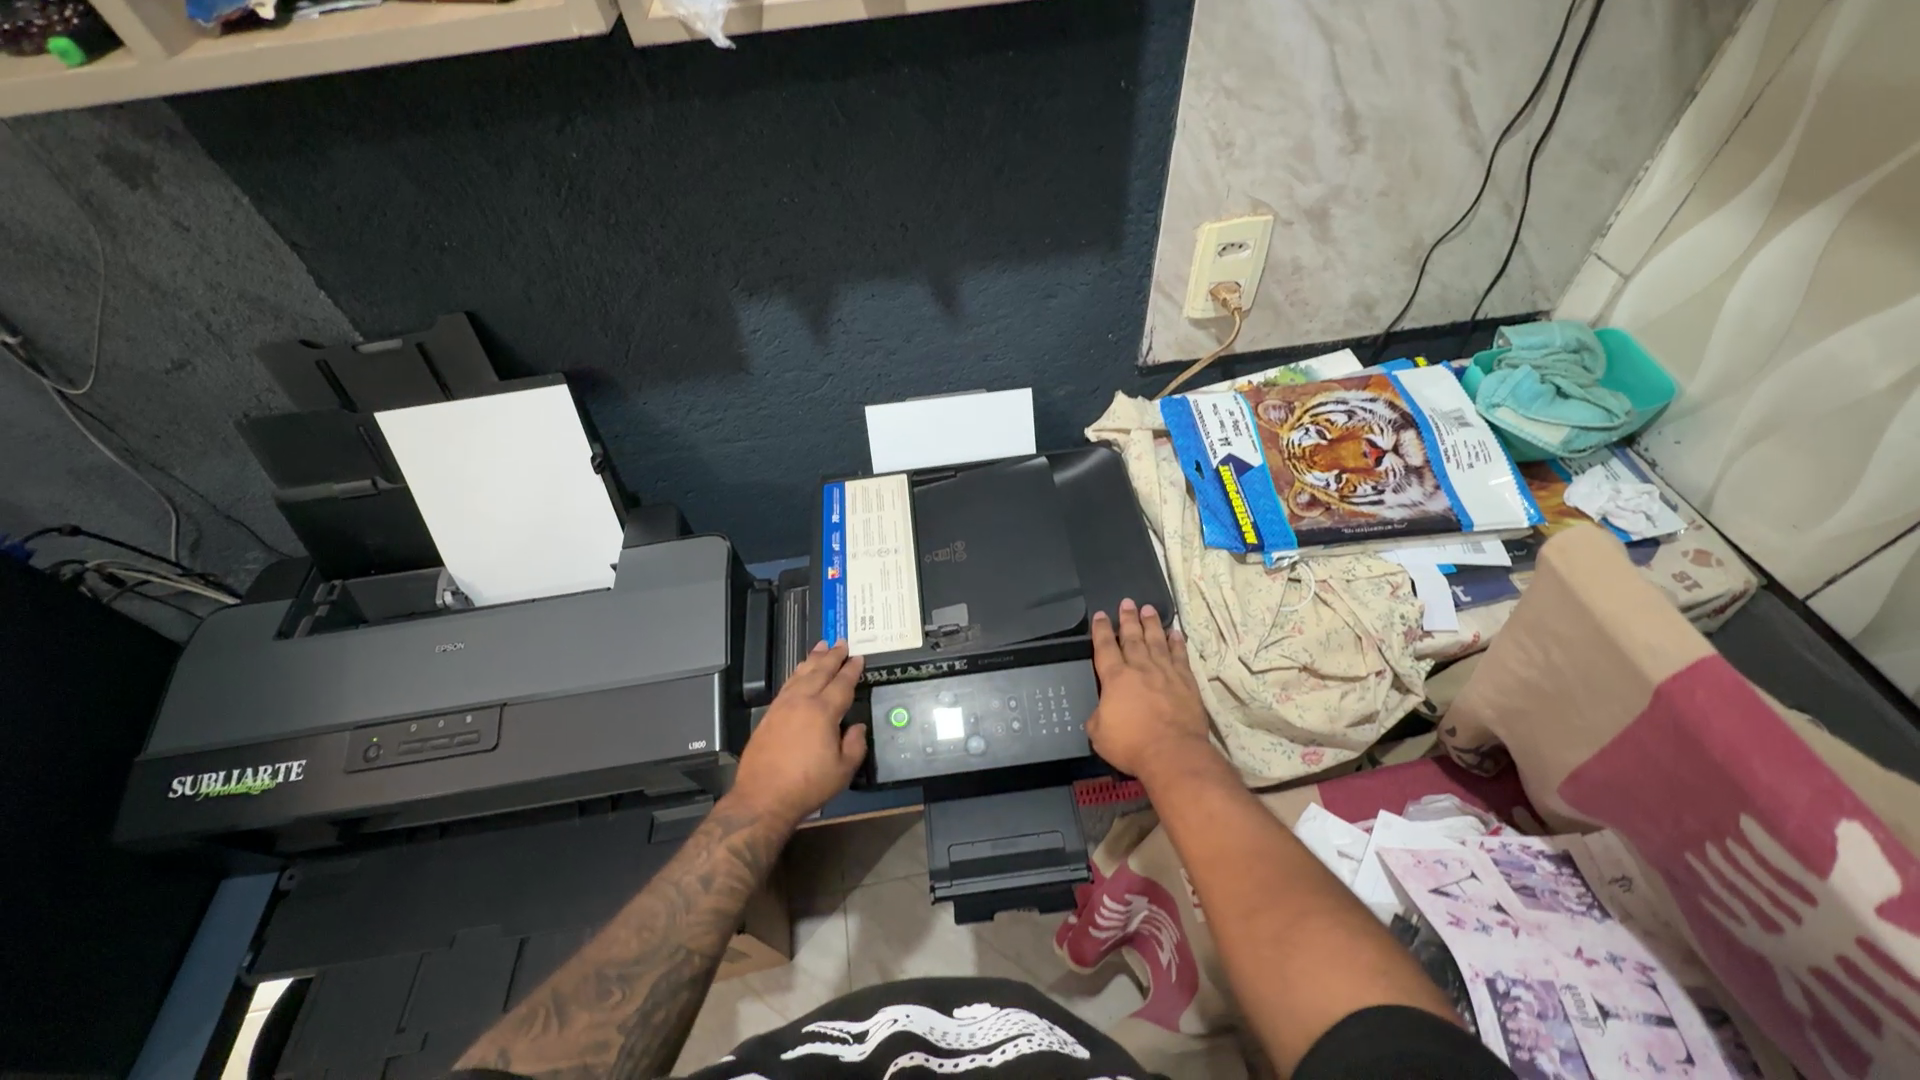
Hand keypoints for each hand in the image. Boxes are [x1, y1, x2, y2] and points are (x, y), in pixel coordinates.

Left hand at [730, 641, 867, 826]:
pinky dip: (796, 674)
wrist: (763, 797)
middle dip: (832, 656)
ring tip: (821, 647)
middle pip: (819, 672)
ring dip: (812, 659)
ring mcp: (782, 707)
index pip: (841, 684)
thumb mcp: (843, 770)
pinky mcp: (769, 715)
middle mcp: (801, 702)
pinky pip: (786, 685)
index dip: (852, 670)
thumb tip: (857, 728)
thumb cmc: (807, 785)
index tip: (859, 658)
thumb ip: (855, 745)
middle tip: (841, 642)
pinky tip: (800, 673)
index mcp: (823, 712)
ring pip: (800, 675)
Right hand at [1086, 599, 1215, 783]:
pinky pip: (1180, 656)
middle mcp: (1140, 668)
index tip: (1102, 615)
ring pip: (1157, 641)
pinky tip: (1175, 633)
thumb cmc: (1131, 744)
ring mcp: (1166, 673)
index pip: (1105, 647)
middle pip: (1133, 638)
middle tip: (1128, 602)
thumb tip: (1102, 712)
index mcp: (1115, 678)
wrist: (1173, 753)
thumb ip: (1098, 717)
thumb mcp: (1099, 734)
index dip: (1102, 630)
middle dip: (1128, 619)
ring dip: (1152, 624)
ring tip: (1148, 609)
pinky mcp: (1186, 682)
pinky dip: (1177, 643)